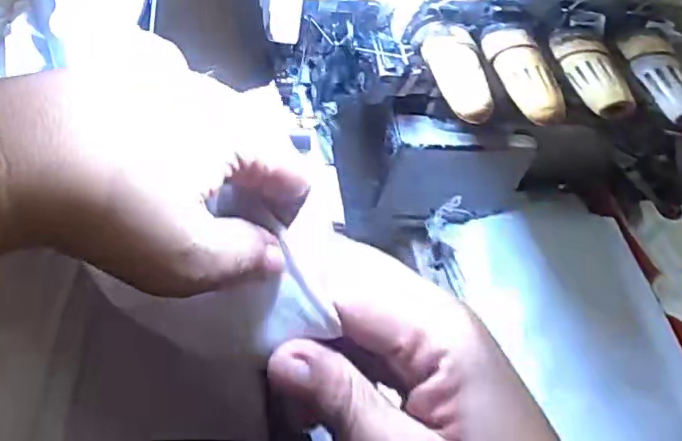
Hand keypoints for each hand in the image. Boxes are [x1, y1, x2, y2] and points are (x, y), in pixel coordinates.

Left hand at [0, 69, 310, 296]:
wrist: (24, 147)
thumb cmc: (114, 207)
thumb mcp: (183, 257)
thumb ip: (241, 258)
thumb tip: (275, 254)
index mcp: (240, 136)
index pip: (294, 170)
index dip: (292, 211)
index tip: (266, 240)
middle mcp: (218, 96)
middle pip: (260, 137)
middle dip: (257, 176)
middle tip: (227, 214)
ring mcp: (177, 75)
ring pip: (219, 111)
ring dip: (219, 144)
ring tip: (189, 179)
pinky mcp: (136, 68)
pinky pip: (180, 91)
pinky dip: (180, 115)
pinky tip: (149, 135)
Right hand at [266, 238, 556, 439]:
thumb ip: (347, 403)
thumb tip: (281, 352)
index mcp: (438, 324)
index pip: (352, 277)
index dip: (296, 283)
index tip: (243, 295)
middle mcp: (437, 313)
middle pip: (356, 282)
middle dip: (303, 302)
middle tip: (248, 327)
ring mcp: (438, 338)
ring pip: (363, 310)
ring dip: (316, 331)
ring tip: (266, 355)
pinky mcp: (436, 365)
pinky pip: (378, 343)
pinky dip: (341, 357)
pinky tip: (307, 379)